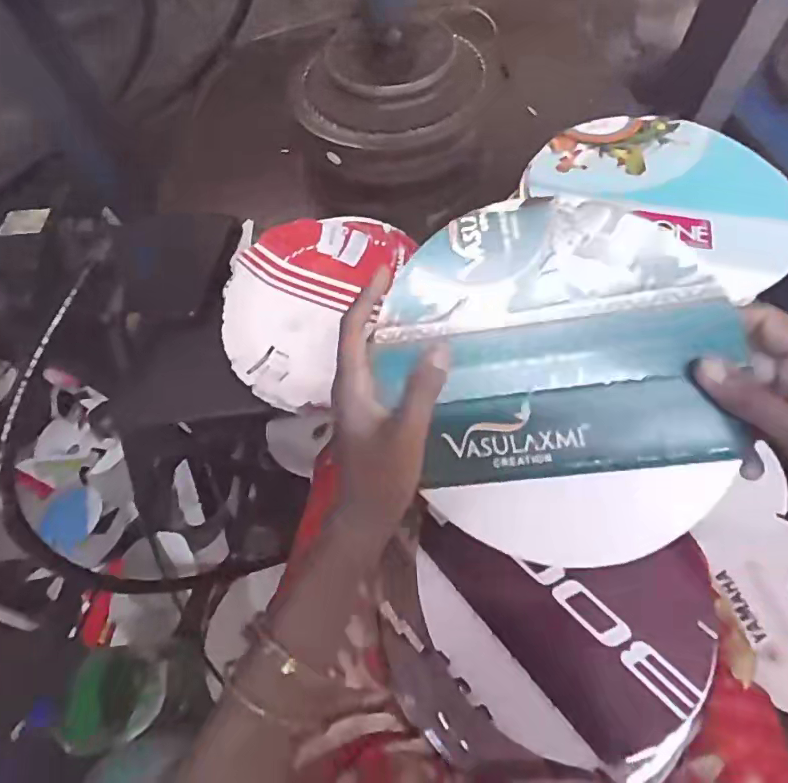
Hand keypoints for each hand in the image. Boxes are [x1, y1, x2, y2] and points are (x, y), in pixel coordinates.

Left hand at [330, 266, 449, 538]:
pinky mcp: (365, 408)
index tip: (384, 271)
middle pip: (355, 333)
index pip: (353, 328)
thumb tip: (439, 346)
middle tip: (399, 282)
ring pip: (364, 349)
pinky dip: (389, 347)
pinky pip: (375, 366)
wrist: (364, 515)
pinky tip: (411, 351)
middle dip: (373, 303)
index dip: (367, 297)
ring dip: (381, 324)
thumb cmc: (382, 476)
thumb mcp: (407, 432)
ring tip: (407, 306)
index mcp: (351, 384)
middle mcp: (348, 384)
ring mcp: (355, 397)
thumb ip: (422, 390)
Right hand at [694, 305, 787, 552]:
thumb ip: (751, 399)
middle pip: (747, 357)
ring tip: (700, 429)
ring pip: (744, 393)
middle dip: (712, 370)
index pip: (765, 322)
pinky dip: (737, 438)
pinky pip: (751, 424)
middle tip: (669, 383)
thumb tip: (698, 363)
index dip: (721, 320)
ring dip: (722, 410)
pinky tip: (741, 465)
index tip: (673, 332)